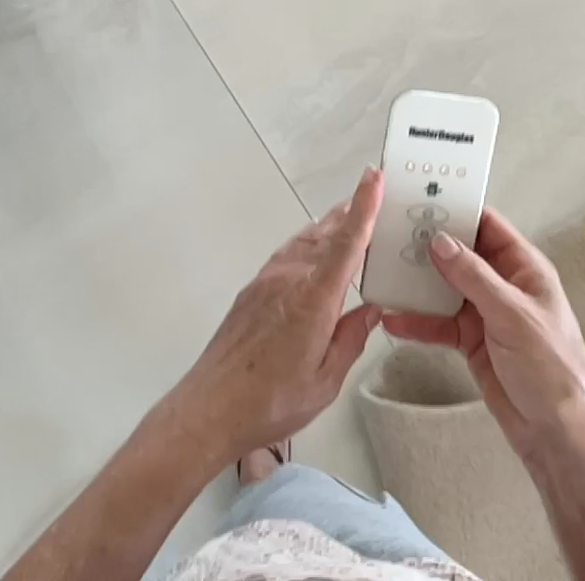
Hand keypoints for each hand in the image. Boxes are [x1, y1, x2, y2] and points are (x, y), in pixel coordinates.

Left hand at [159, 168, 385, 466]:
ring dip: (328, 226)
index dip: (364, 207)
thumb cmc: (271, 401)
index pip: (346, 243)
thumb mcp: (325, 381)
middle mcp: (289, 280)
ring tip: (347, 217)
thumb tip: (372, 311)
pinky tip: (312, 251)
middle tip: (372, 193)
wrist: (210, 406)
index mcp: (314, 299)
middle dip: (350, 212)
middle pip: (325, 234)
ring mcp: (266, 282)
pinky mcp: (252, 291)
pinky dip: (307, 244)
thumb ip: (351, 339)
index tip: (374, 177)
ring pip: (304, 242)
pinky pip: (287, 255)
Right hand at [383, 207, 584, 464]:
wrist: (557, 434)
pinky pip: (438, 323)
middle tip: (391, 232)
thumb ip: (474, 277)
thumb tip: (440, 241)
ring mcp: (485, 313)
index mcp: (524, 269)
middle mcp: (503, 285)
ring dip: (418, 284)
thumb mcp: (512, 315)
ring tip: (384, 272)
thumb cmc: (550, 367)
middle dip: (429, 245)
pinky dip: (417, 321)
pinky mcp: (470, 341)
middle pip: (460, 255)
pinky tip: (392, 319)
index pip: (488, 227)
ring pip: (444, 288)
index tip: (423, 198)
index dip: (458, 211)